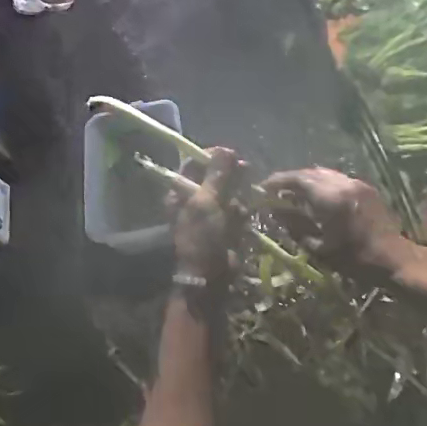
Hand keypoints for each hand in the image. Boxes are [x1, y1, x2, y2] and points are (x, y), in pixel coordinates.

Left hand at [171, 148, 246, 282]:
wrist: (209, 275)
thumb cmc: (201, 236)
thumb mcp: (206, 201)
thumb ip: (217, 174)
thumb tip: (225, 150)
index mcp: (181, 191)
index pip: (195, 163)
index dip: (213, 156)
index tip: (231, 154)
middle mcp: (195, 198)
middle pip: (216, 175)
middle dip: (231, 175)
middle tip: (244, 171)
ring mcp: (211, 211)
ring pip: (231, 191)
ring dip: (237, 196)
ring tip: (238, 208)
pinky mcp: (226, 224)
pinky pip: (237, 210)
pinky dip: (240, 214)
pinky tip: (240, 222)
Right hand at [261, 168, 426, 280]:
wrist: (395, 260)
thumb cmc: (354, 259)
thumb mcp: (318, 247)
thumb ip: (294, 225)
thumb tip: (274, 211)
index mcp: (329, 197)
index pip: (297, 179)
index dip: (277, 181)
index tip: (263, 188)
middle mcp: (343, 184)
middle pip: (310, 173)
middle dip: (290, 180)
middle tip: (275, 191)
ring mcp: (357, 184)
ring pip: (324, 174)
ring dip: (307, 181)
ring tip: (293, 194)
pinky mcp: (366, 189)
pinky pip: (338, 179)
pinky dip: (322, 184)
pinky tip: (316, 198)